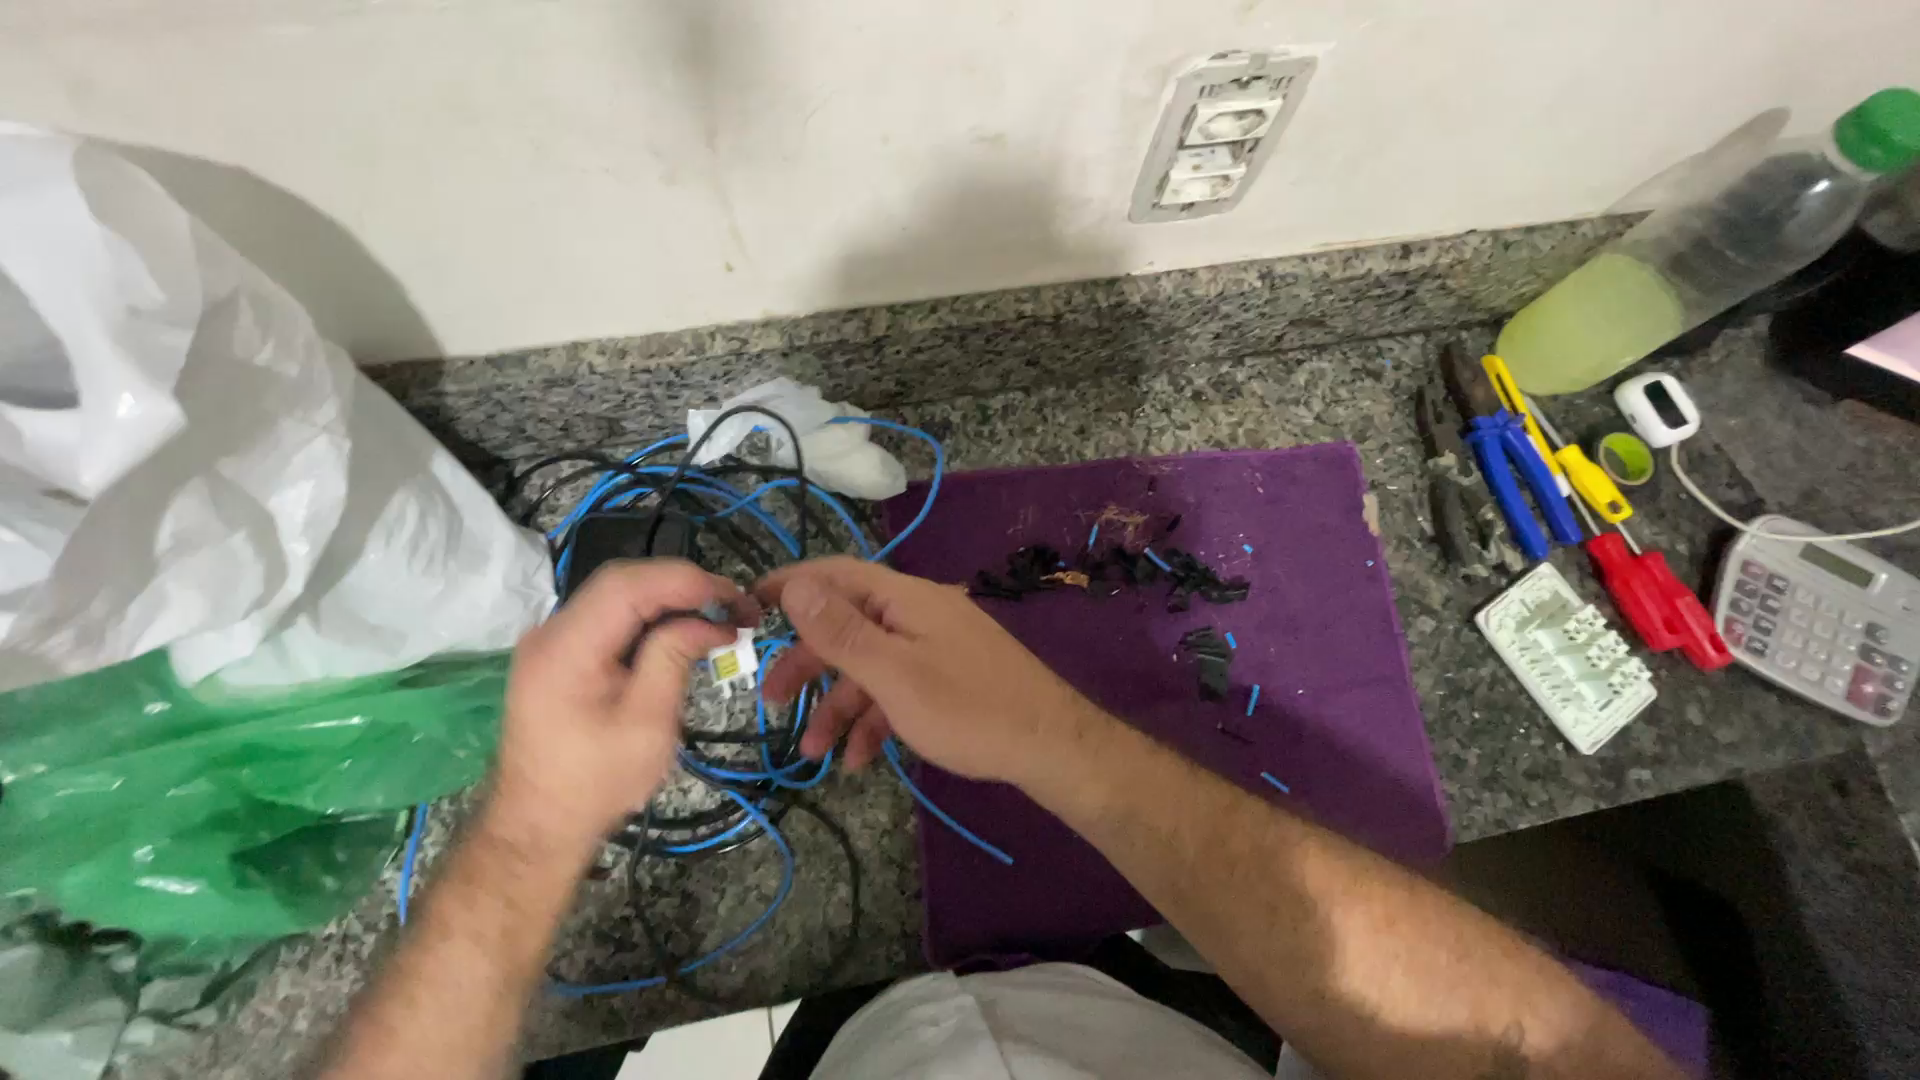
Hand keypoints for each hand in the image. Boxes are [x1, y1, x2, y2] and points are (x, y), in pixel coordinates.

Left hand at [491, 559, 756, 852]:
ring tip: (717, 616)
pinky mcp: (561, 653)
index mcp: (566, 648)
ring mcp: (552, 640)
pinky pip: (610, 616)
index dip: (685, 581)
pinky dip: (651, 615)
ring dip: (671, 598)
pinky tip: (682, 630)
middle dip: (684, 585)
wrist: (539, 824)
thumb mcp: (647, 723)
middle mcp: (551, 631)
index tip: (732, 597)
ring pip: (618, 594)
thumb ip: (673, 658)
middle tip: (734, 606)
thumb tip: (709, 621)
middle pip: (623, 581)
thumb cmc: (597, 782)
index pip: (628, 585)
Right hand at [755, 557, 1103, 786]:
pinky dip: (876, 719)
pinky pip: (899, 689)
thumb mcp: (893, 673)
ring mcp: (936, 646)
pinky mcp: (949, 678)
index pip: (835, 574)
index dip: (790, 585)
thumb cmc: (967, 708)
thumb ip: (842, 631)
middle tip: (771, 700)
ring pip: (871, 666)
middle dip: (807, 664)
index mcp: (904, 599)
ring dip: (839, 707)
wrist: (1050, 748)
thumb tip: (796, 585)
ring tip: (814, 753)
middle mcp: (918, 613)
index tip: (748, 605)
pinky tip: (861, 761)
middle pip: (848, 625)